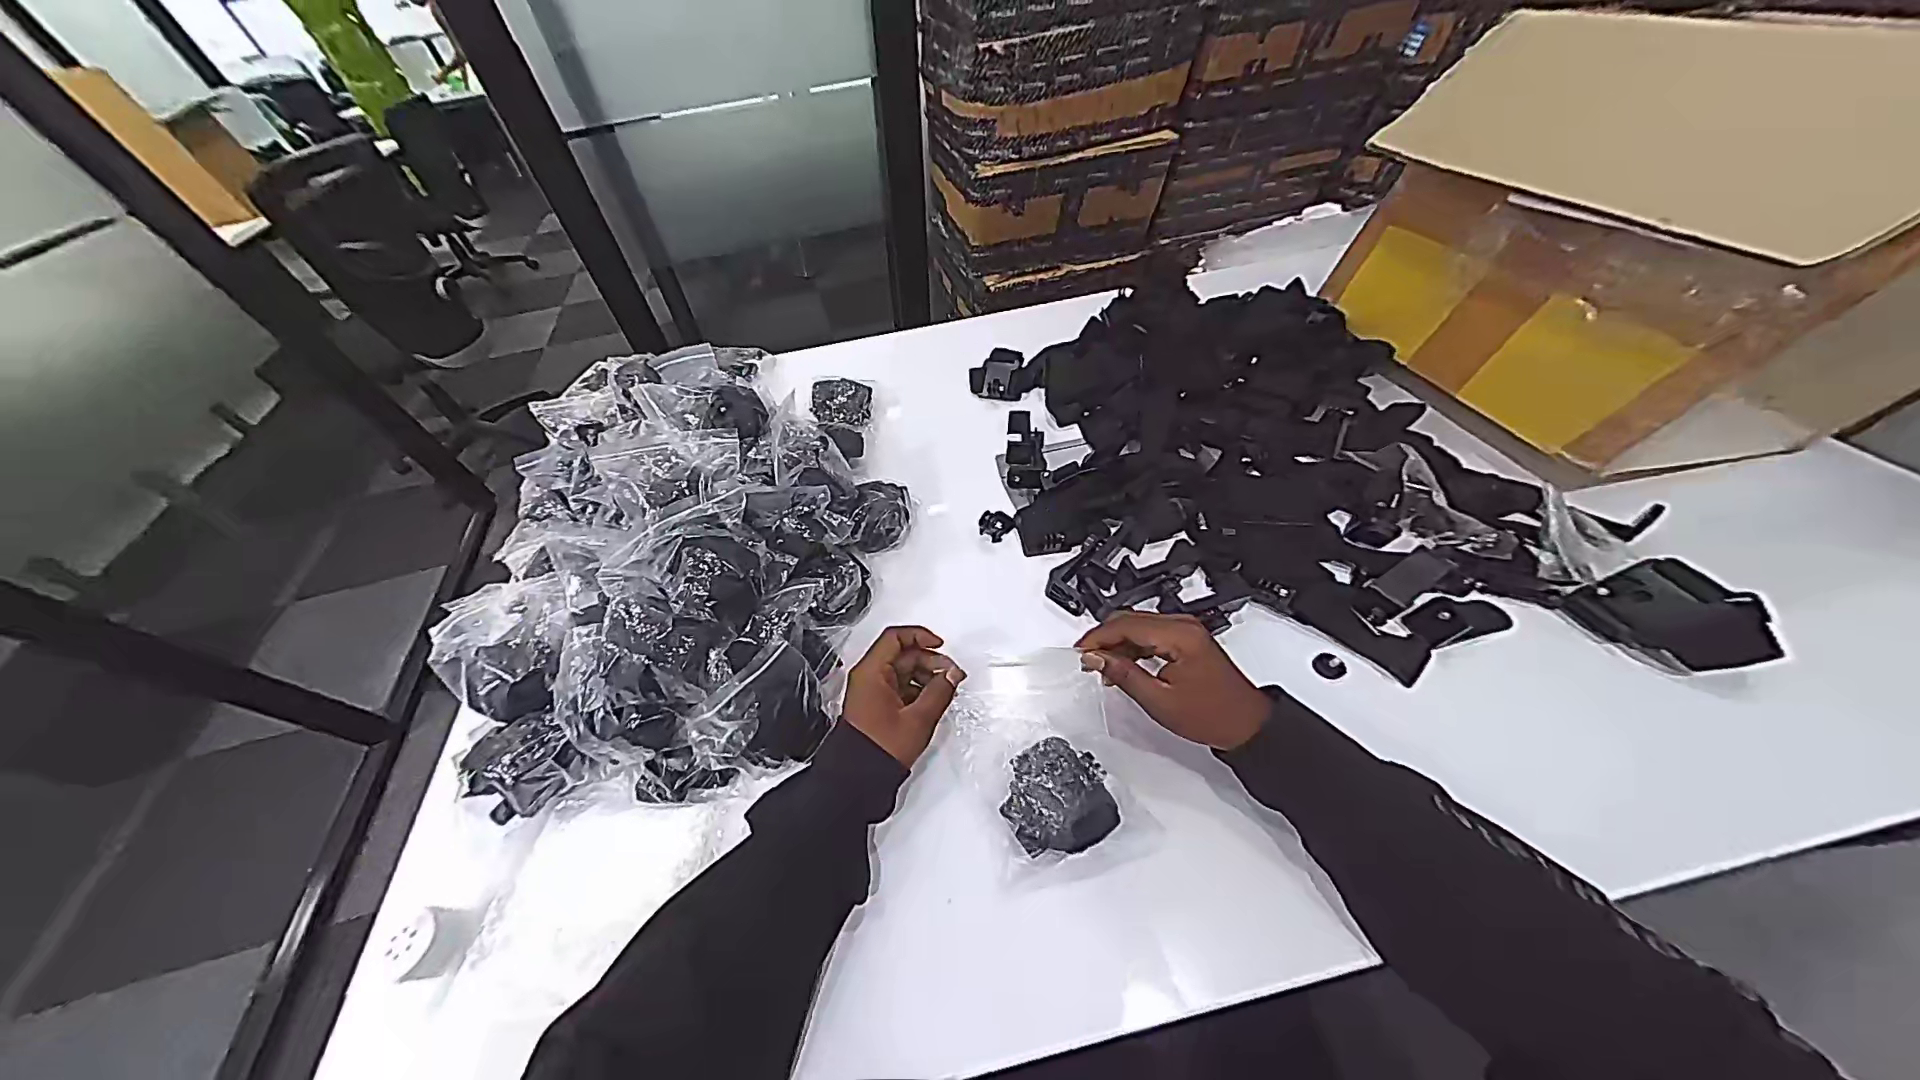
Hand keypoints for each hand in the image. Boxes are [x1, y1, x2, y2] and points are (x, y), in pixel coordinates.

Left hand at [842, 626, 965, 766]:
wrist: (858, 778)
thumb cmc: (877, 750)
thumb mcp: (918, 718)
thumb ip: (939, 691)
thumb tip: (951, 674)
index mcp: (871, 672)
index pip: (896, 637)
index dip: (920, 636)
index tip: (939, 644)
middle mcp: (868, 677)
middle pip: (902, 654)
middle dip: (929, 660)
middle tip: (950, 673)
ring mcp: (871, 690)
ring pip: (903, 670)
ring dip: (925, 676)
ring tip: (944, 689)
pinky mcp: (876, 704)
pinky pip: (900, 686)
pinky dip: (917, 689)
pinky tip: (931, 700)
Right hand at [1077, 612, 1271, 750]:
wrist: (1246, 724)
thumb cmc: (1215, 715)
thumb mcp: (1158, 700)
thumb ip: (1122, 674)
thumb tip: (1096, 658)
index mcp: (1179, 635)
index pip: (1125, 625)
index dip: (1097, 638)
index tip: (1081, 652)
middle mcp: (1184, 626)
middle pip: (1130, 620)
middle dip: (1104, 638)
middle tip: (1086, 658)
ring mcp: (1186, 630)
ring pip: (1138, 625)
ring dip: (1117, 642)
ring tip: (1101, 665)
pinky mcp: (1186, 639)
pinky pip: (1150, 634)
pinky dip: (1132, 646)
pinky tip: (1122, 664)